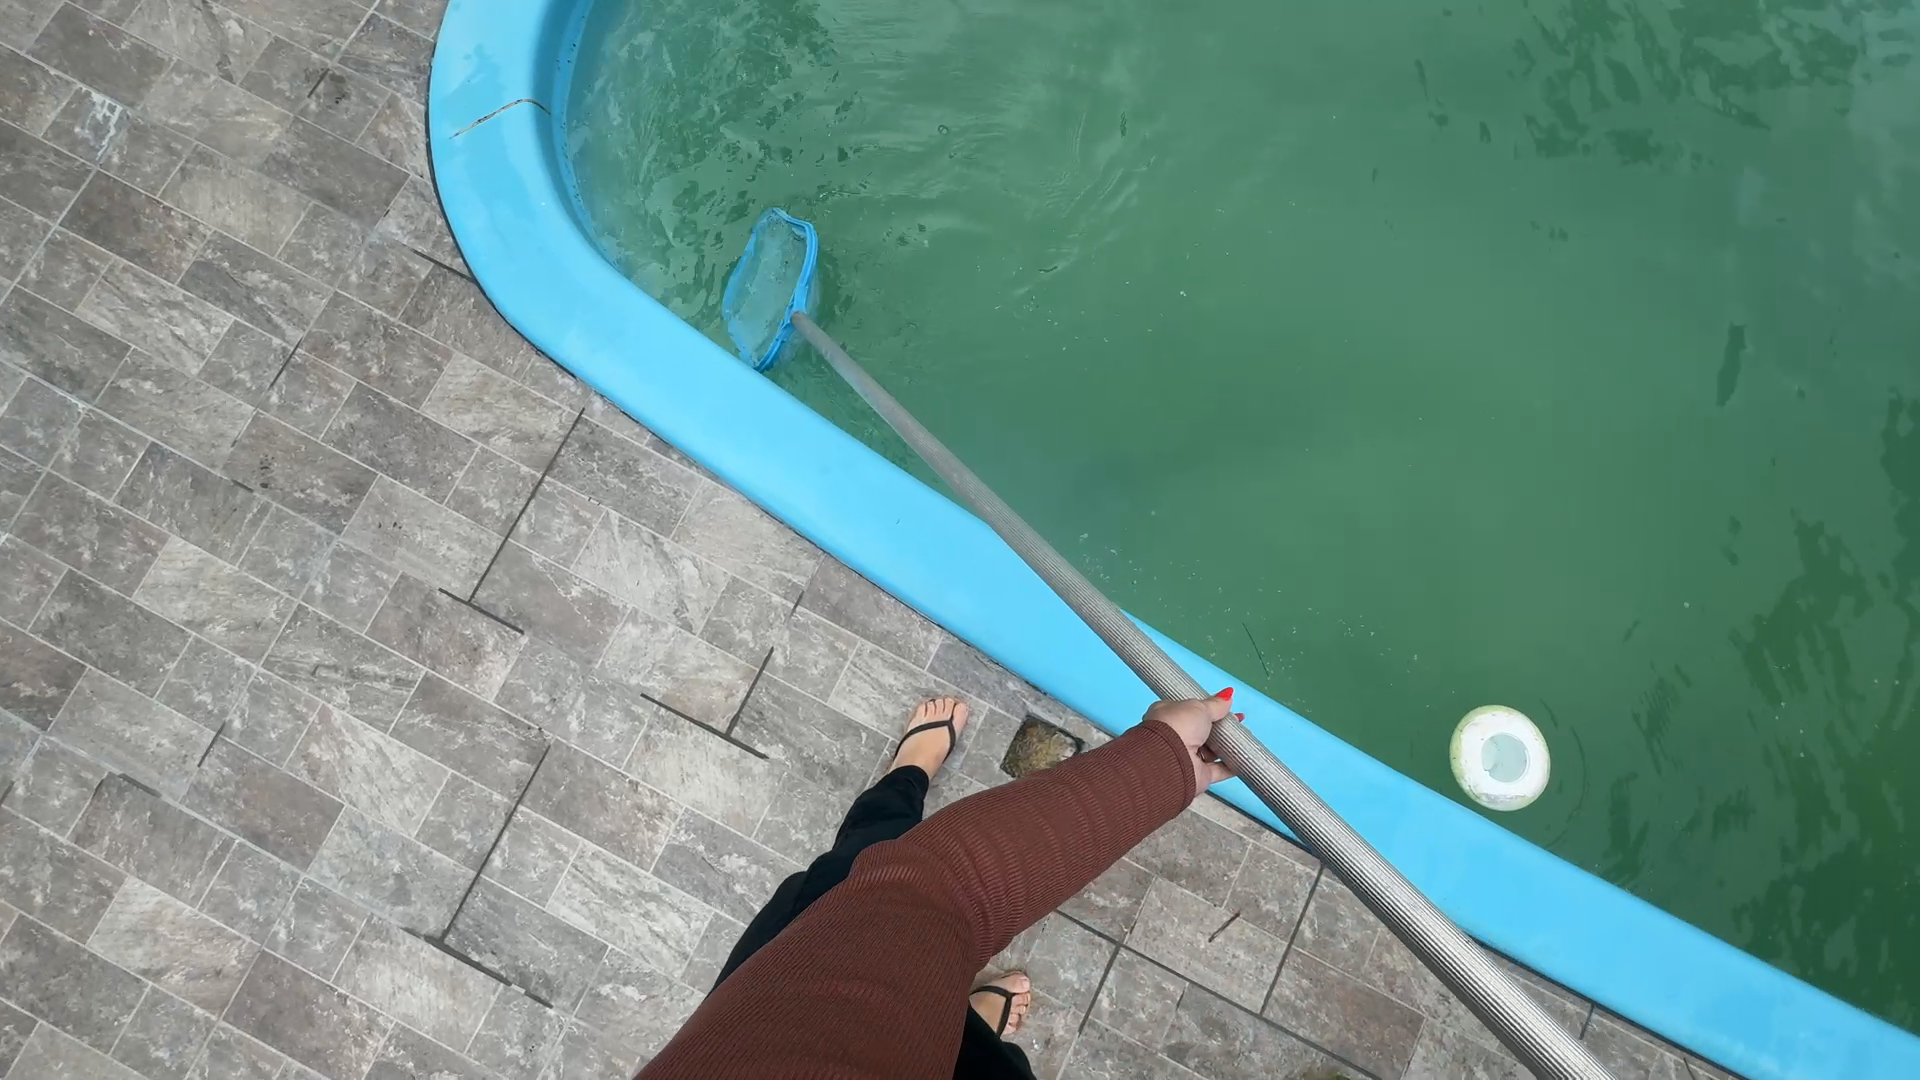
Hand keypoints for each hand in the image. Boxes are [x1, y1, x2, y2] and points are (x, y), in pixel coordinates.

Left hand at [1143, 693, 1236, 794]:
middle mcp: (1175, 736)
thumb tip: (1227, 695)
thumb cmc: (1177, 726)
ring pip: (1210, 751)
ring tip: (1243, 737)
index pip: (1189, 711)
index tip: (1224, 708)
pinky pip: (1218, 770)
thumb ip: (1215, 704)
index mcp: (1167, 715)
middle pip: (1202, 731)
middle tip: (1237, 722)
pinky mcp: (1198, 775)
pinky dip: (1231, 766)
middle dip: (1219, 728)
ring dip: (1226, 746)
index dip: (1206, 709)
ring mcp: (1186, 756)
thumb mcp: (1198, 708)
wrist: (1169, 760)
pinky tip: (1243, 758)